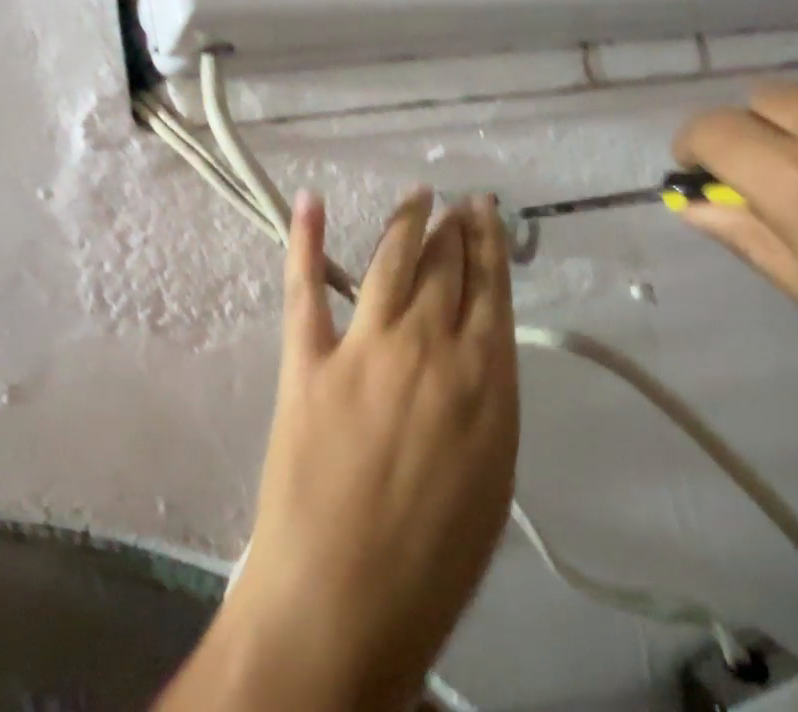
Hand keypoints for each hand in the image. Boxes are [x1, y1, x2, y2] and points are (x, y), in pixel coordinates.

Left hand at [156, 190, 519, 710]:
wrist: (344, 601)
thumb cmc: (435, 560)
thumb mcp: (493, 476)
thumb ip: (487, 403)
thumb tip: (475, 356)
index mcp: (485, 377)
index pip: (491, 288)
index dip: (489, 243)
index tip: (487, 212)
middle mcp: (429, 346)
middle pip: (444, 267)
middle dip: (453, 229)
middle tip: (455, 205)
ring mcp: (363, 349)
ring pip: (388, 263)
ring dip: (404, 222)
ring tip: (416, 196)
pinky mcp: (305, 364)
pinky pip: (305, 290)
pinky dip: (304, 241)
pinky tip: (310, 203)